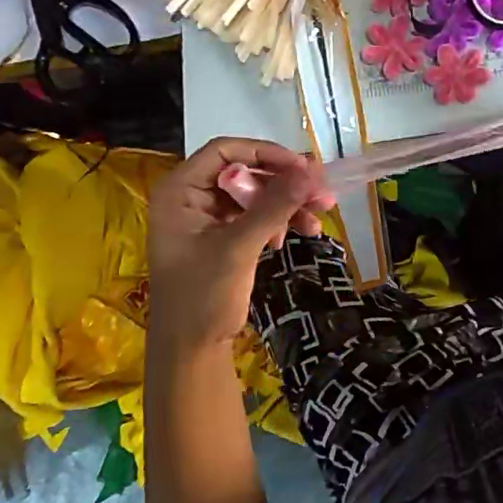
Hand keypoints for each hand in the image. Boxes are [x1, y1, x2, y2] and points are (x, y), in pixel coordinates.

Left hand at [147, 138, 333, 352]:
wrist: (191, 351)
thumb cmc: (203, 296)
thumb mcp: (239, 247)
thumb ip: (273, 205)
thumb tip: (310, 170)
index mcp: (180, 191)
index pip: (225, 151)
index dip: (265, 153)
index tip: (302, 167)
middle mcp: (191, 198)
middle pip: (245, 172)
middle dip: (284, 183)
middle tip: (322, 193)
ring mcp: (206, 219)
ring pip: (254, 195)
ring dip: (287, 204)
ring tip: (318, 218)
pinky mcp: (221, 238)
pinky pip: (254, 217)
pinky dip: (278, 222)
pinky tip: (300, 233)